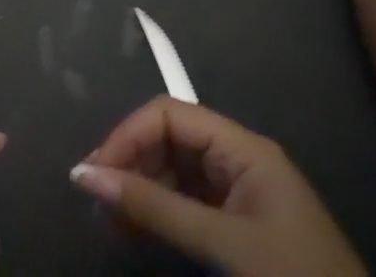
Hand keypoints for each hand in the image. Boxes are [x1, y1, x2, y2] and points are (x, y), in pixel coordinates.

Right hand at [70, 96, 363, 276]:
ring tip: (110, 222)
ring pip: (172, 172)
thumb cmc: (292, 276)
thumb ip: (154, 208)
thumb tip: (83, 175)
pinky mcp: (236, 223)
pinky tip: (133, 231)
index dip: (128, 135)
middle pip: (168, 140)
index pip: (170, 115)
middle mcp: (239, 159)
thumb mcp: (221, 242)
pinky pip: (184, 202)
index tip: (95, 173)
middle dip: (128, 164)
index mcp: (244, 149)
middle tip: (95, 201)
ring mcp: (238, 192)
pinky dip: (155, 212)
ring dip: (137, 190)